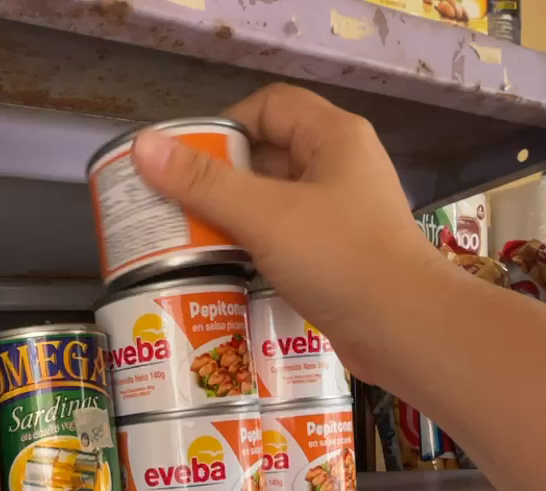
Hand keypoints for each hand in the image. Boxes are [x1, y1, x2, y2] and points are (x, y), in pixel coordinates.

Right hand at [132, 84, 442, 381]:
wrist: (402, 328)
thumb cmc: (339, 258)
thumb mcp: (266, 216)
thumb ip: (204, 184)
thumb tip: (143, 146)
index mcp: (333, 138)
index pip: (269, 106)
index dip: (223, 126)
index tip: (184, 164)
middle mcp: (339, 169)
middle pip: (268, 156)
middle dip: (220, 180)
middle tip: (174, 209)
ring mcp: (340, 216)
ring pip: (274, 204)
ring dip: (234, 219)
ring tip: (189, 243)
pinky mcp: (336, 257)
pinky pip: (285, 240)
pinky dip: (255, 250)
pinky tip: (226, 271)